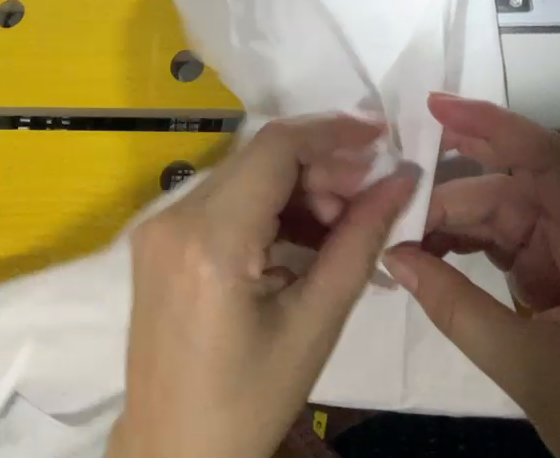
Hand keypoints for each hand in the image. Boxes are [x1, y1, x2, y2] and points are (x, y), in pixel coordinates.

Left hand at [111, 115, 418, 457]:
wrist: (173, 451)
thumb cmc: (249, 401)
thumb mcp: (314, 325)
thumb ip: (359, 243)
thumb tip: (402, 181)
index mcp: (211, 239)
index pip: (276, 148)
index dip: (332, 132)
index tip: (381, 138)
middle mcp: (173, 217)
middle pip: (260, 160)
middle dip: (321, 168)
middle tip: (370, 198)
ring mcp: (158, 225)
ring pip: (242, 176)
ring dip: (296, 188)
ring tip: (341, 226)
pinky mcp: (157, 238)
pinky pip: (222, 200)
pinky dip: (266, 208)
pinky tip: (303, 237)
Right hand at [383, 94, 559, 457]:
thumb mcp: (532, 370)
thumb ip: (458, 309)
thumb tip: (393, 255)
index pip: (549, 160)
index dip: (492, 125)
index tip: (434, 107)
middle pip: (515, 189)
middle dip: (453, 191)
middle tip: (391, 193)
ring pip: (504, 219)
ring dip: (453, 224)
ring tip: (400, 238)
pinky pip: (506, 250)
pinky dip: (466, 251)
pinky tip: (428, 258)